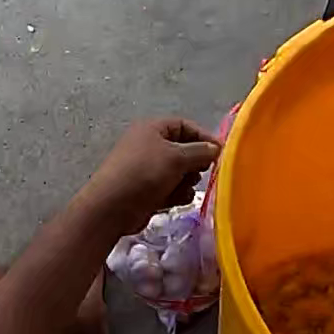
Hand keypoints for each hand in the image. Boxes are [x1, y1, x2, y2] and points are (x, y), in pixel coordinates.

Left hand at [78, 118, 220, 233]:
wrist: (113, 207)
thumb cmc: (145, 174)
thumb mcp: (176, 157)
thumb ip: (200, 152)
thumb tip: (216, 149)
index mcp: (152, 129)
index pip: (185, 126)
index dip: (203, 137)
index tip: (220, 153)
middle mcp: (149, 146)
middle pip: (183, 151)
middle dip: (194, 163)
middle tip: (201, 173)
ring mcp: (147, 170)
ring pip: (179, 173)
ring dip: (186, 182)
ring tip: (183, 189)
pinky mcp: (147, 192)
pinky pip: (170, 189)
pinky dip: (175, 194)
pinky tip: (174, 200)